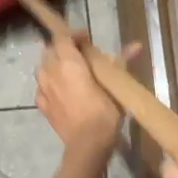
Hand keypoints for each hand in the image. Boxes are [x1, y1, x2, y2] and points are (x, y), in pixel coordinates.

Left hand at [34, 33, 128, 152]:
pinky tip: (59, 90)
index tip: (86, 38)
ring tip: (67, 70)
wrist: (87, 143)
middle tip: (79, 54)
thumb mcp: (114, 85)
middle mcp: (51, 72)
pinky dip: (48, 84)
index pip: (62, 37)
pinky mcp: (42, 105)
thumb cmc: (103, 111)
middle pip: (50, 50)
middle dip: (62, 48)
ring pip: (42, 67)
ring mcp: (43, 89)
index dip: (73, 34)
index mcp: (68, 62)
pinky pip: (41, 87)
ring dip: (53, 64)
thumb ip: (121, 62)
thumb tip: (136, 45)